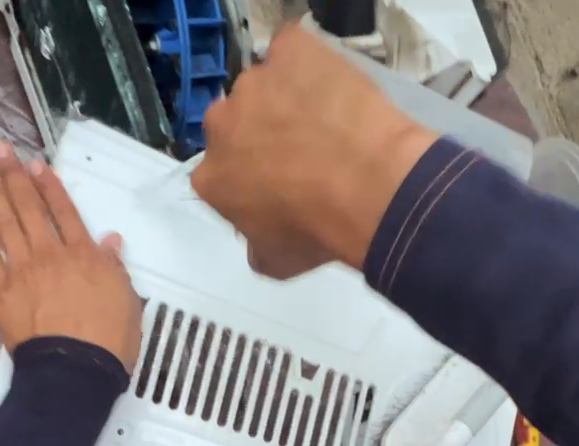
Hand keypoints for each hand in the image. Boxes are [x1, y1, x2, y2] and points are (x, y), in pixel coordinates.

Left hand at [0, 141, 143, 368]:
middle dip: (12, 176)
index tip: (36, 164)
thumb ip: (114, 268)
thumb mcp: (126, 301)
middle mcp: (50, 255)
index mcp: (84, 255)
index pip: (64, 212)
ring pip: (6, 225)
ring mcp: (21, 272)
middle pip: (29, 209)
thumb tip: (110, 241)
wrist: (74, 370)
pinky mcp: (1, 294)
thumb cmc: (109, 340)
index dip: (49, 186)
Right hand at [191, 24, 437, 278]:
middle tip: (299, 159)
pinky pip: (292, 52)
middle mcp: (221, 125)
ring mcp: (255, 82)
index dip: (246, 182)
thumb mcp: (276, 262)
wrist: (367, 186)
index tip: (272, 190)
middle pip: (235, 127)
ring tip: (324, 127)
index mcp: (211, 178)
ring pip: (264, 90)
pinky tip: (331, 93)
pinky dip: (307, 67)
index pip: (218, 176)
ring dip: (284, 104)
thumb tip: (256, 237)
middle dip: (259, 140)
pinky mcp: (290, 50)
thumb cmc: (317, 232)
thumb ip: (254, 244)